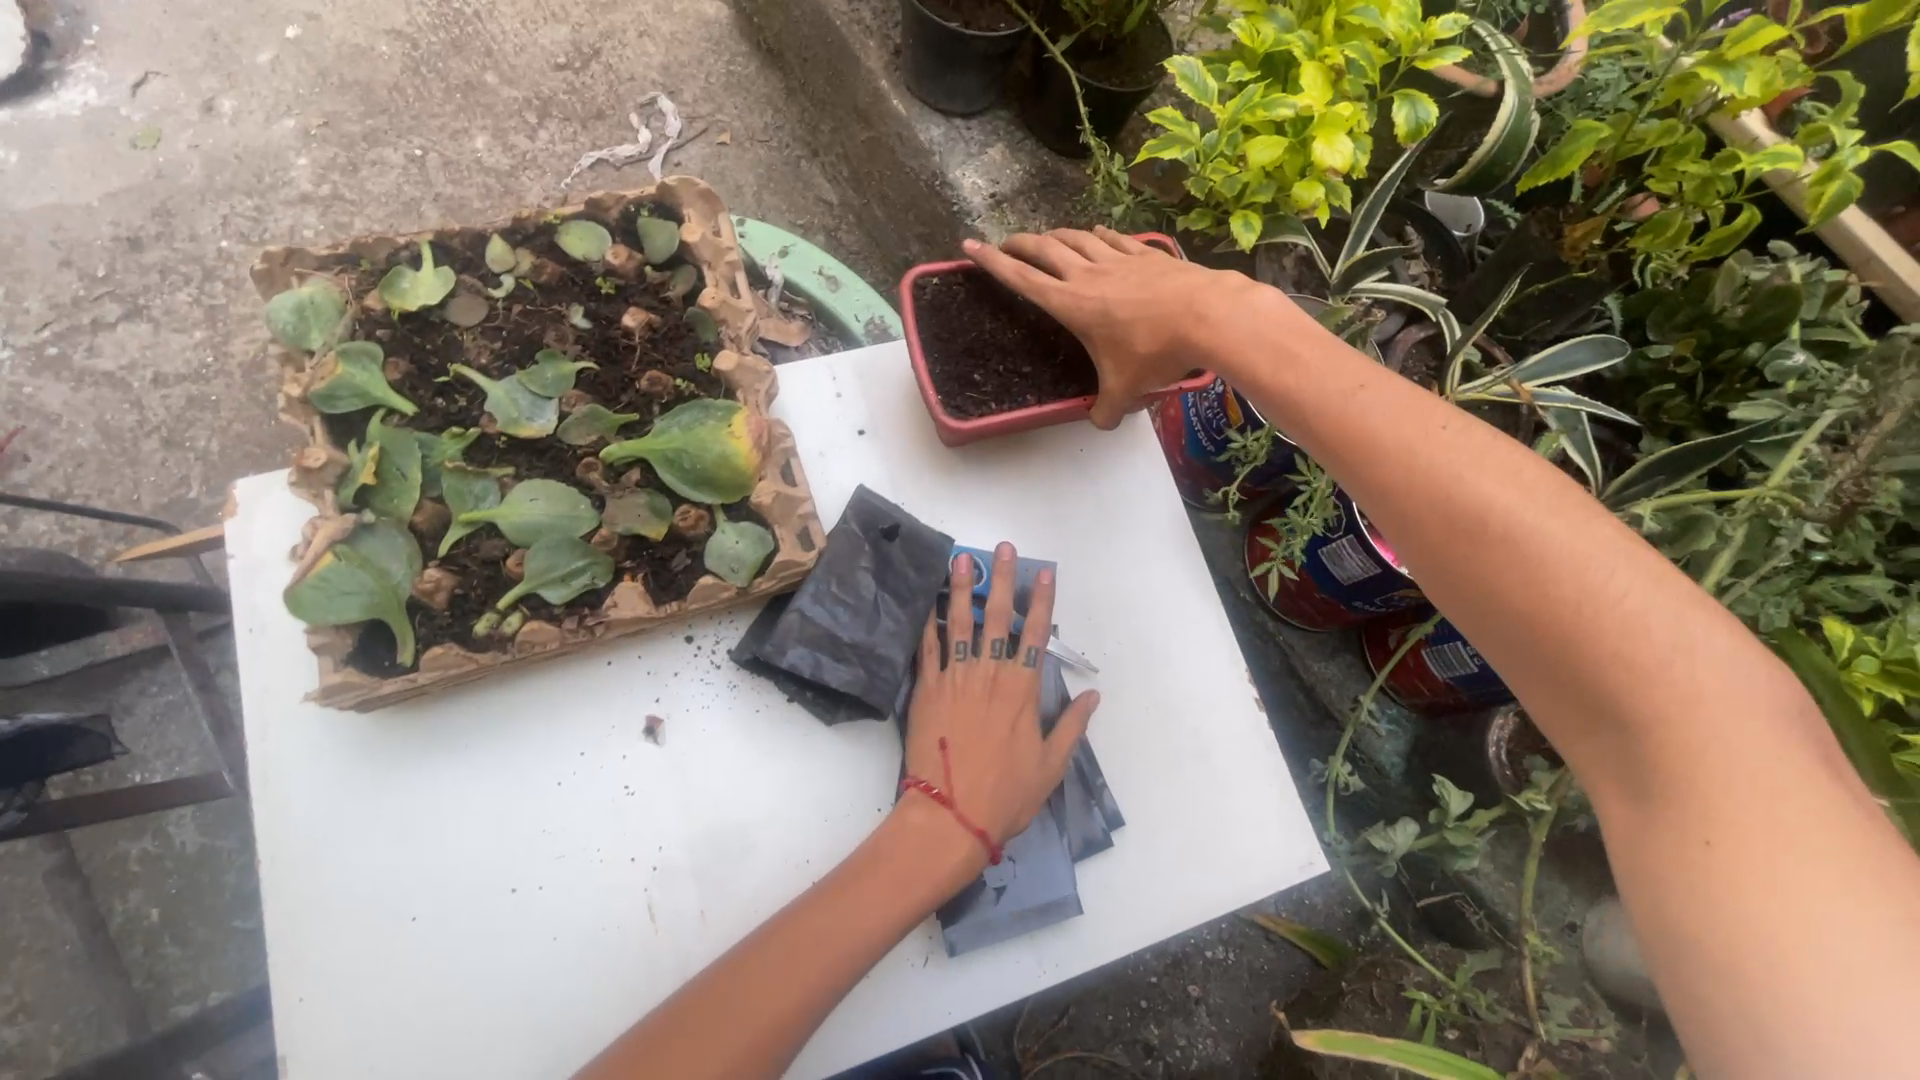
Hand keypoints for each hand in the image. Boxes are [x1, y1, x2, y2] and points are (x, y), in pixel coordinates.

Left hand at [900, 543, 1099, 859]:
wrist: (950, 814)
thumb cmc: (1006, 794)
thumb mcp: (1051, 766)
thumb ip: (1072, 726)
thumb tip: (1094, 695)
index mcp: (1022, 690)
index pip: (1036, 635)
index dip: (1041, 602)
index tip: (1043, 572)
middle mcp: (989, 675)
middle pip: (997, 618)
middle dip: (1001, 580)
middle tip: (1002, 548)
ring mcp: (955, 679)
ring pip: (960, 624)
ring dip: (962, 589)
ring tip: (960, 559)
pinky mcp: (926, 690)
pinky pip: (927, 649)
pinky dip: (929, 624)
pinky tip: (930, 602)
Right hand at [963, 226, 1288, 428]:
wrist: (1206, 316)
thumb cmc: (1154, 352)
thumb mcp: (1125, 391)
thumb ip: (1106, 410)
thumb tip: (1101, 423)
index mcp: (1070, 303)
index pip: (1021, 278)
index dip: (992, 262)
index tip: (970, 246)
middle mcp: (1087, 273)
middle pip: (1043, 248)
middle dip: (1019, 243)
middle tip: (1005, 243)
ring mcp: (1118, 259)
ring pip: (1076, 237)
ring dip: (1055, 234)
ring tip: (1045, 237)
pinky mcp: (1146, 254)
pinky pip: (1113, 238)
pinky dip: (1097, 234)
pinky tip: (1096, 233)